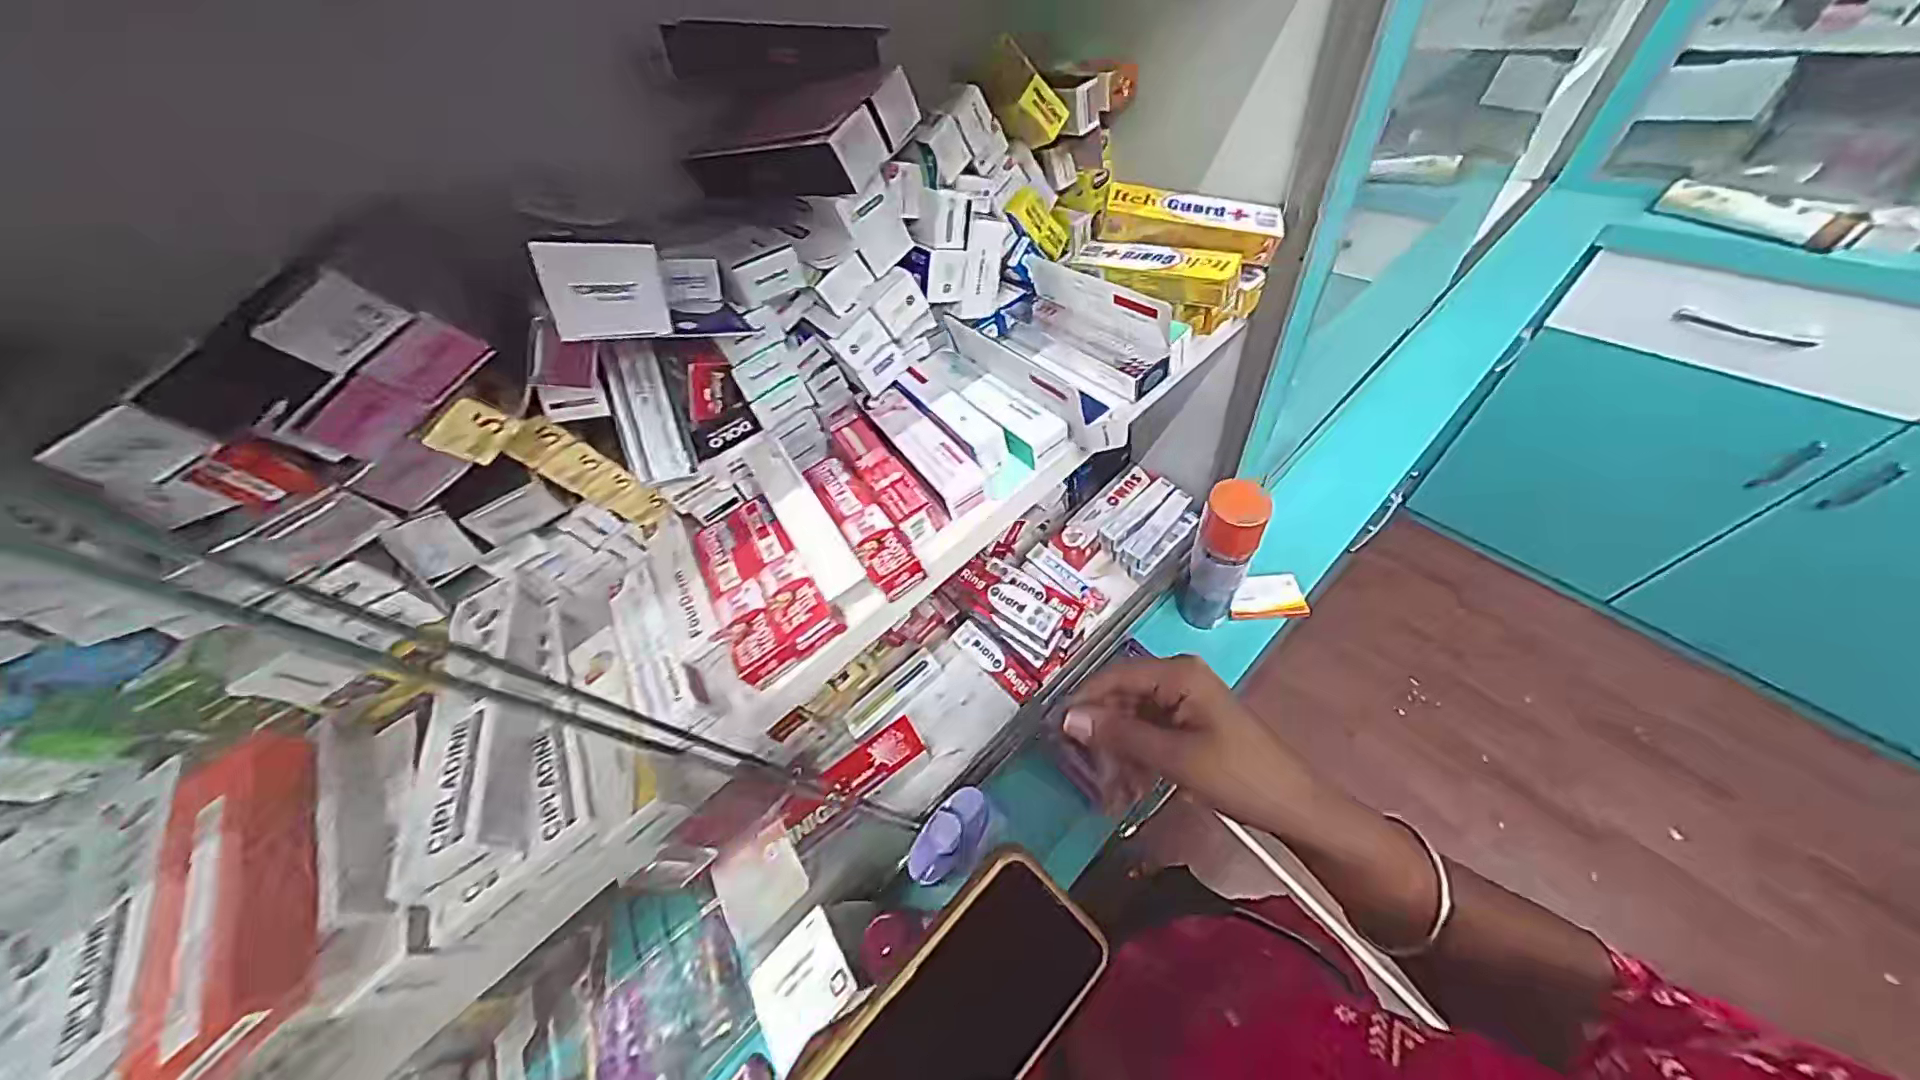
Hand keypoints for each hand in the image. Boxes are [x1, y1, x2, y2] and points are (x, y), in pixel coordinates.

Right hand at [1062, 654, 1324, 830]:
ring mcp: (1184, 702)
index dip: (1084, 700)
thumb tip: (1069, 719)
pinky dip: (1136, 758)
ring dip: (1118, 752)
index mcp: (1178, 673)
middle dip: (1103, 734)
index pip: (1115, 676)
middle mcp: (1178, 679)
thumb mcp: (1174, 757)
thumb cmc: (1239, 776)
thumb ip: (1120, 735)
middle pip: (1123, 698)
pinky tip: (1131, 787)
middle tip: (1084, 768)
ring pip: (1133, 719)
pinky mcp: (1189, 724)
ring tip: (1110, 788)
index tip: (1057, 729)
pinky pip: (1149, 734)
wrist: (1294, 808)